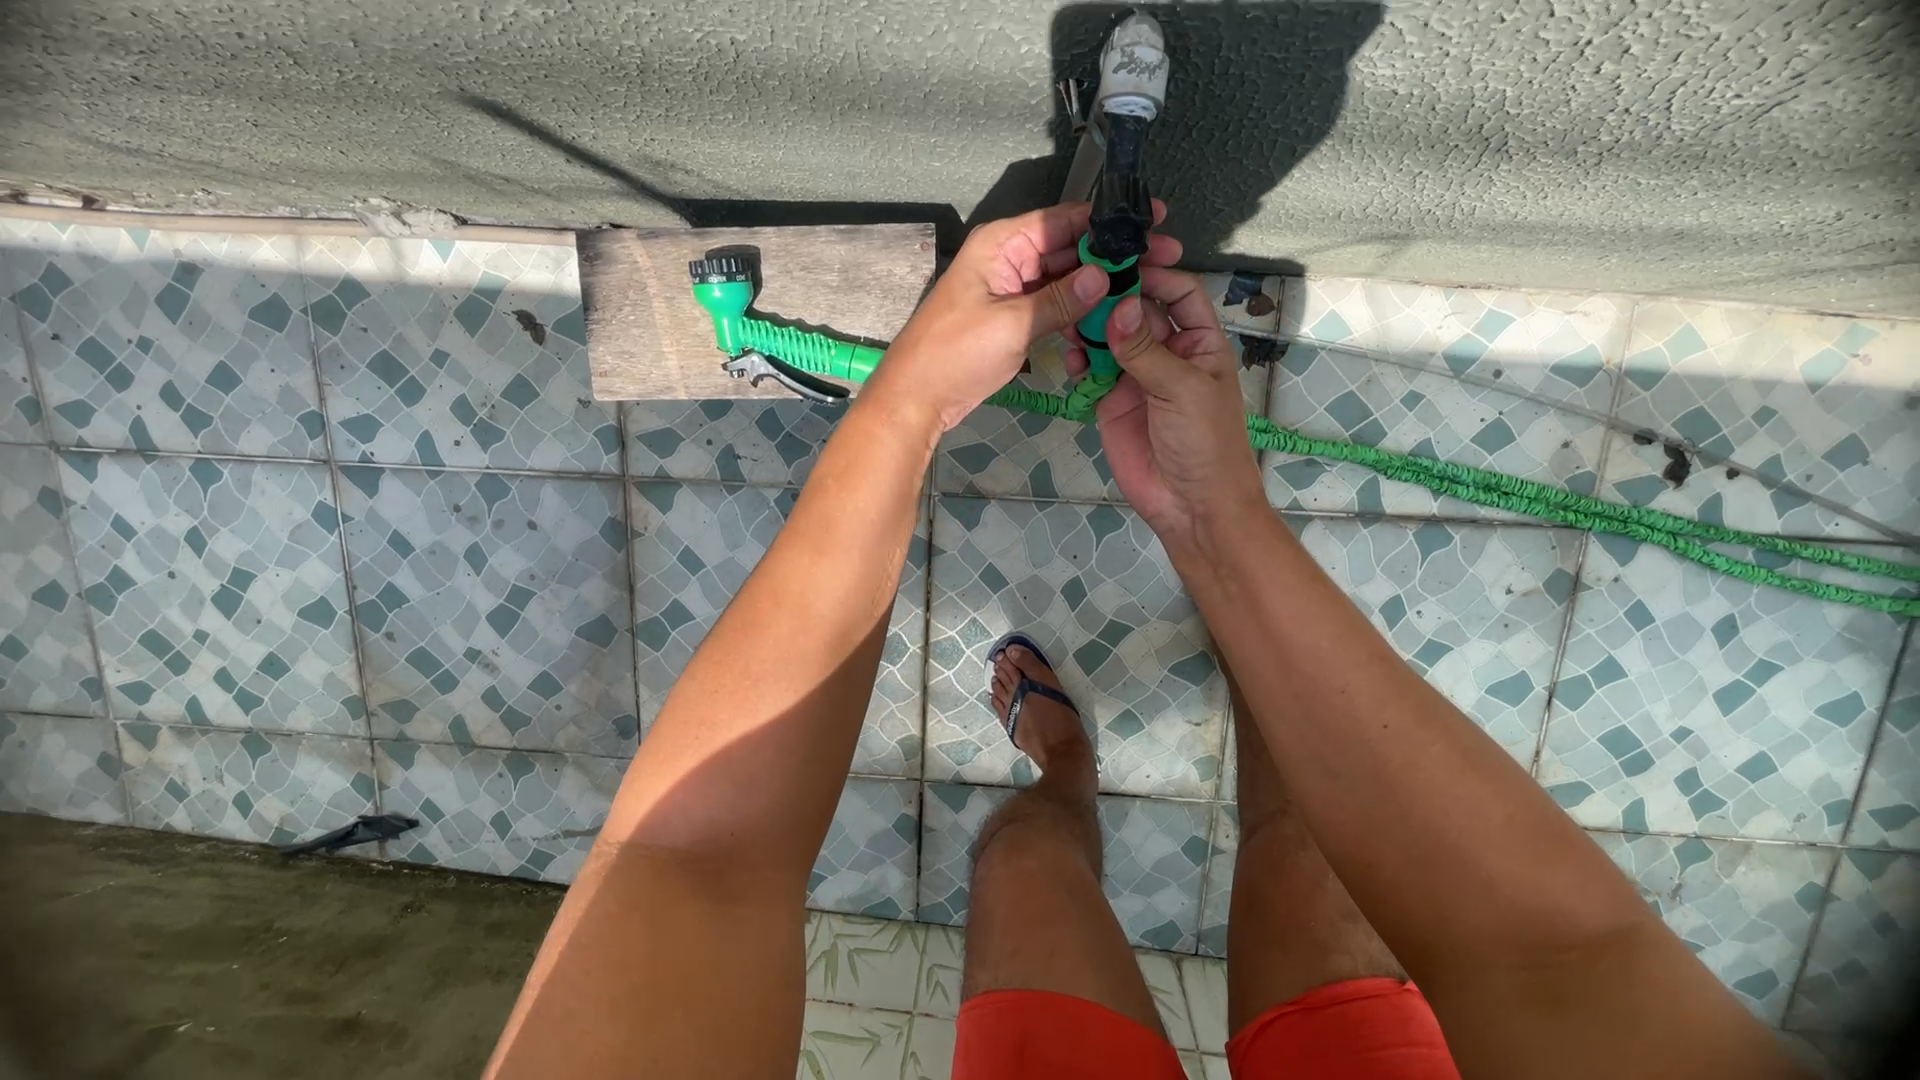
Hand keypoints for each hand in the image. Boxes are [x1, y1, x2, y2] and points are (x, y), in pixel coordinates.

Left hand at [864, 201, 1179, 434]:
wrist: (918, 397)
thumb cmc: (956, 352)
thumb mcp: (1013, 324)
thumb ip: (1061, 299)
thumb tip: (1105, 276)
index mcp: (1004, 244)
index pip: (1065, 219)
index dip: (1109, 220)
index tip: (1153, 221)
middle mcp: (1010, 259)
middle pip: (1070, 248)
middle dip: (1112, 255)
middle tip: (1163, 260)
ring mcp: (1013, 290)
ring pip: (1066, 279)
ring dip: (1099, 286)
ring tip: (1146, 289)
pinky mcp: (1016, 319)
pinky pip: (1055, 306)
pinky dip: (1079, 312)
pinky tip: (1111, 319)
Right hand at [1088, 268, 1266, 550]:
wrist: (1190, 504)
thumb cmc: (1204, 441)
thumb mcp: (1182, 389)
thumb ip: (1146, 349)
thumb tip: (1120, 305)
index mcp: (1199, 342)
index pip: (1179, 293)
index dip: (1155, 275)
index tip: (1119, 261)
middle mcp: (1167, 352)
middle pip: (1138, 310)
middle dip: (1113, 298)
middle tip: (1080, 284)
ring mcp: (1137, 376)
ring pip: (1110, 338)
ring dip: (1091, 327)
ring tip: (1069, 319)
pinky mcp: (1111, 401)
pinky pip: (1092, 371)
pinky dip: (1080, 361)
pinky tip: (1070, 359)